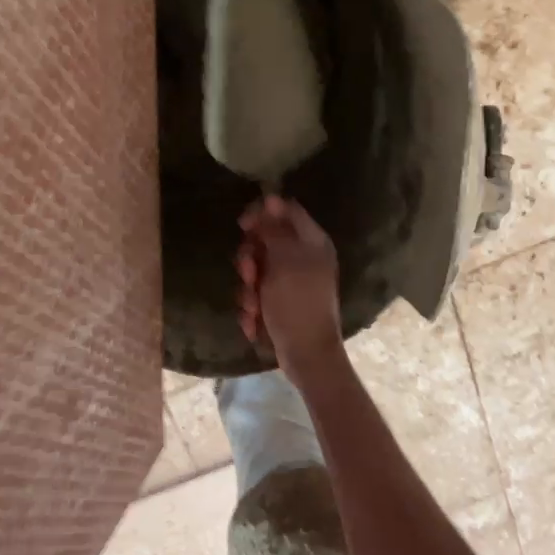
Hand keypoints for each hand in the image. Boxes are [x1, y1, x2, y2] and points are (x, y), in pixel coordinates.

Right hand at [236, 195, 343, 380]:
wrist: (306, 355)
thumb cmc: (297, 303)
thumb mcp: (283, 261)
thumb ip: (274, 230)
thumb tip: (270, 199)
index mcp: (312, 242)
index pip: (286, 211)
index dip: (263, 213)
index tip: (242, 225)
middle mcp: (304, 258)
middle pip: (267, 241)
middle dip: (250, 259)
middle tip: (249, 273)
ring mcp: (293, 282)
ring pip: (258, 271)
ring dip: (248, 289)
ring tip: (253, 306)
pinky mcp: (282, 304)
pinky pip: (259, 295)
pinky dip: (253, 307)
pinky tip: (255, 321)